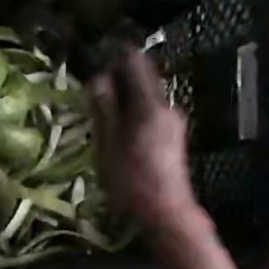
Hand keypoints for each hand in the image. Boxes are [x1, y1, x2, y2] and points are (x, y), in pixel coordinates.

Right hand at [90, 48, 201, 238]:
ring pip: (147, 96)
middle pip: (143, 78)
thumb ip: (104, 109)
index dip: (114, 55)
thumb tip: (99, 79)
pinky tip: (120, 129)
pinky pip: (151, 112)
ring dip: (126, 97)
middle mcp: (166, 106)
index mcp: (149, 104)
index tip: (95, 58)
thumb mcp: (108, 145)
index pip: (134, 61)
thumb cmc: (130, 181)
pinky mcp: (174, 136)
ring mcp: (174, 121)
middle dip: (119, 78)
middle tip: (94, 89)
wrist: (166, 213)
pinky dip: (135, 112)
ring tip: (103, 110)